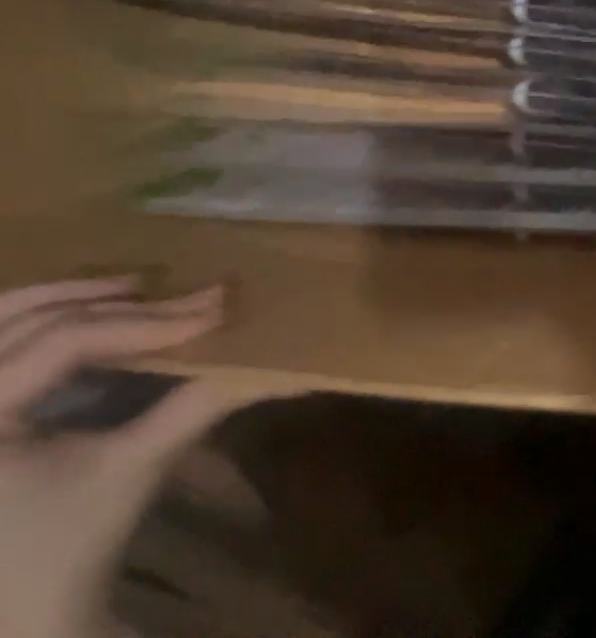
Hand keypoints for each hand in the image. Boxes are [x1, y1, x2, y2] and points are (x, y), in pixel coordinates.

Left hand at [0, 278, 294, 637]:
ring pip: (1, 322)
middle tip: (197, 296)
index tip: (218, 312)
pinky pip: (0, 346)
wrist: (15, 607)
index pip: (64, 340)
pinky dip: (44, 322)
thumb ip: (194, 405)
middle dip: (120, 303)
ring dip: (72, 298)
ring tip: (140, 288)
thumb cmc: (66, 541)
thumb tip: (271, 361)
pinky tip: (94, 316)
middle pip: (28, 319)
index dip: (146, 321)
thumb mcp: (133, 467)